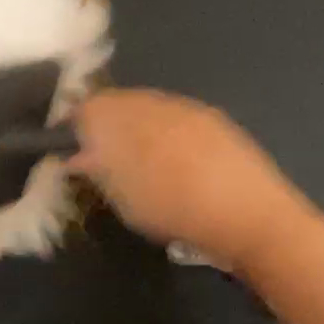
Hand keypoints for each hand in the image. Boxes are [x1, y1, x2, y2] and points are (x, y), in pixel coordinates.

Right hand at [70, 88, 314, 268]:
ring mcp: (193, 113)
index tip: (66, 149)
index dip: (74, 125)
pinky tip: (173, 169)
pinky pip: (177, 125)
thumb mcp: (124, 197)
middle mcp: (161, 103)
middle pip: (120, 104)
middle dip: (104, 126)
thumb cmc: (179, 212)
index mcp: (133, 113)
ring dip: (134, 132)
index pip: (91, 105)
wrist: (256, 220)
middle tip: (98, 159)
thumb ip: (97, 168)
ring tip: (135, 167)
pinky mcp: (219, 128)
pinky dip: (164, 140)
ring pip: (149, 113)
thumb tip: (76, 154)